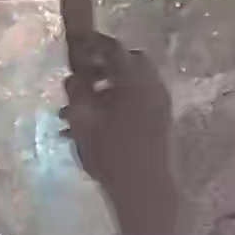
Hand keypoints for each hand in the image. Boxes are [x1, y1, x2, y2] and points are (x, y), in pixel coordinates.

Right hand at [60, 31, 179, 211]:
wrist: (146, 190)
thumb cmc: (112, 154)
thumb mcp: (84, 122)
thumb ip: (77, 94)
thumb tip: (74, 77)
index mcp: (134, 80)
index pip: (112, 48)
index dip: (92, 43)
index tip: (75, 43)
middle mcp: (152, 85)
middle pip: (126, 64)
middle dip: (100, 67)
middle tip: (78, 77)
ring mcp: (159, 104)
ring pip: (129, 85)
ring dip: (105, 90)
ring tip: (77, 109)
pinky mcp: (160, 121)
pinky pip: (135, 101)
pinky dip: (115, 104)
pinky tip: (93, 125)